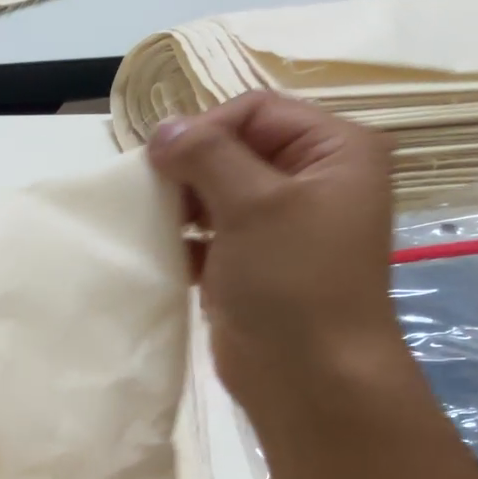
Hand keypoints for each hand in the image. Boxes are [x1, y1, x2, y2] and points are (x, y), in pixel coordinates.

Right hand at [147, 92, 402, 420]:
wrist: (304, 367)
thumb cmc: (291, 280)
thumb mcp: (255, 206)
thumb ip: (208, 159)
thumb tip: (162, 128)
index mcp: (333, 150)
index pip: (255, 111)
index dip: (203, 130)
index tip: (154, 167)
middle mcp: (310, 179)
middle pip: (232, 150)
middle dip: (184, 171)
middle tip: (143, 200)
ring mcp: (278, 224)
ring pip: (213, 194)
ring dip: (175, 207)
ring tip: (143, 227)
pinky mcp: (247, 262)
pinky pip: (204, 235)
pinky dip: (176, 240)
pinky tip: (151, 254)